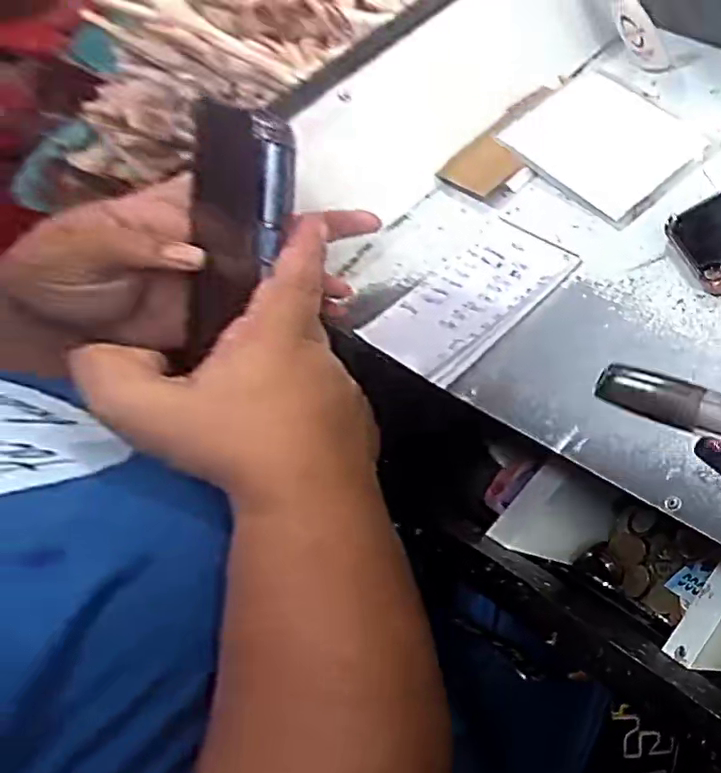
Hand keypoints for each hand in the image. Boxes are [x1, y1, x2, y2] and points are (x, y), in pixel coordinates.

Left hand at [0, 175, 374, 359]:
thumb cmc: (57, 276)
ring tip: (343, 294)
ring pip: (287, 278)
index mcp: (175, 219)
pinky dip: (311, 318)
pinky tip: (329, 322)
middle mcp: (212, 248)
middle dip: (320, 234)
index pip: (231, 197)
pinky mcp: (237, 319)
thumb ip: (129, 243)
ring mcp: (228, 285)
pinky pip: (281, 316)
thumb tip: (193, 252)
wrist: (59, 330)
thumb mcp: (77, 247)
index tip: (310, 198)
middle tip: (363, 228)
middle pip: (274, 236)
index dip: (273, 194)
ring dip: (322, 282)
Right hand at [69, 218, 377, 512]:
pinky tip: (269, 428)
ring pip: (304, 365)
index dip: (302, 245)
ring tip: (236, 400)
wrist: (313, 499)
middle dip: (258, 324)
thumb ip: (110, 364)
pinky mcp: (358, 421)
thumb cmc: (232, 444)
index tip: (318, 221)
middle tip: (218, 347)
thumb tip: (129, 355)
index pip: (292, 277)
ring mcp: (348, 392)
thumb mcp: (134, 402)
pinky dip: (293, 402)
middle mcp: (323, 358)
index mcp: (277, 337)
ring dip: (272, 371)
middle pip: (291, 324)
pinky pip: (320, 398)